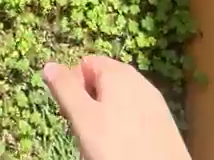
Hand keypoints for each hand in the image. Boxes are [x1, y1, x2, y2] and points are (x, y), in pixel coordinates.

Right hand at [42, 56, 190, 159]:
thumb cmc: (118, 147)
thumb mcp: (84, 119)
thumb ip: (65, 89)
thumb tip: (49, 64)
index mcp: (118, 72)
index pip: (84, 64)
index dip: (73, 86)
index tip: (72, 112)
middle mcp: (138, 80)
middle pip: (102, 82)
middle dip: (89, 103)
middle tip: (86, 130)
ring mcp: (154, 101)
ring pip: (118, 101)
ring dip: (106, 117)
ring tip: (104, 143)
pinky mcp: (164, 123)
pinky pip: (135, 116)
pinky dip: (125, 127)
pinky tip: (124, 148)